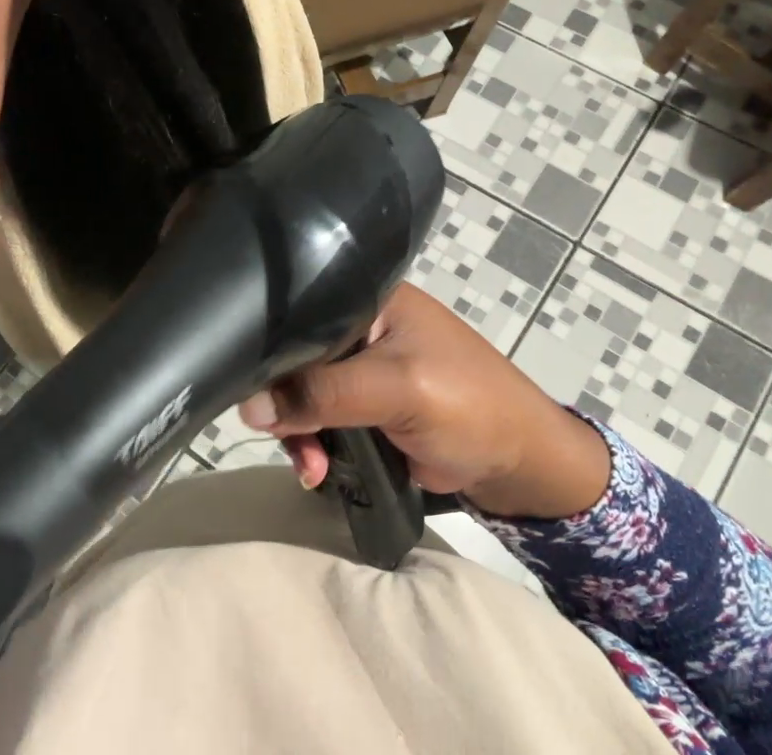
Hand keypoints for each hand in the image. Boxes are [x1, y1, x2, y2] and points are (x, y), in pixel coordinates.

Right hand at [238, 285, 611, 518]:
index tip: (251, 393)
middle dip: (286, 405)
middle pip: (295, 360)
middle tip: (286, 439)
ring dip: (299, 433)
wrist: (521, 466)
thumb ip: (322, 393)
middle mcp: (361, 329)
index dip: (269, 351)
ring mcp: (364, 370)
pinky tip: (317, 470)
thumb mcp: (395, 390)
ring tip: (312, 468)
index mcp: (370, 302)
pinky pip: (320, 421)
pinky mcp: (365, 407)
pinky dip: (314, 446)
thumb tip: (250, 408)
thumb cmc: (470, 408)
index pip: (299, 315)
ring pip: (303, 396)